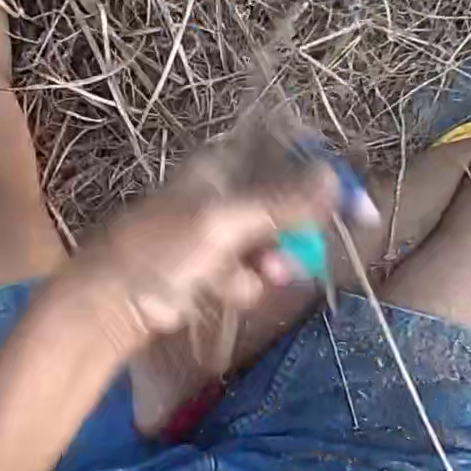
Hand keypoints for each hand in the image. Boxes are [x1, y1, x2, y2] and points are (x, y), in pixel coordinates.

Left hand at [54, 151, 351, 341]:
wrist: (109, 305)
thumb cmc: (160, 251)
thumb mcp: (223, 223)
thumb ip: (280, 204)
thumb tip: (335, 177)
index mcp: (222, 169)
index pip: (289, 165)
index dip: (324, 186)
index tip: (361, 212)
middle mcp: (224, 196)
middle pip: (285, 212)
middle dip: (289, 240)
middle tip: (285, 262)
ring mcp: (218, 235)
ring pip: (271, 248)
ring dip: (266, 267)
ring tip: (246, 281)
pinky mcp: (213, 270)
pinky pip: (250, 274)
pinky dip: (242, 285)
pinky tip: (219, 293)